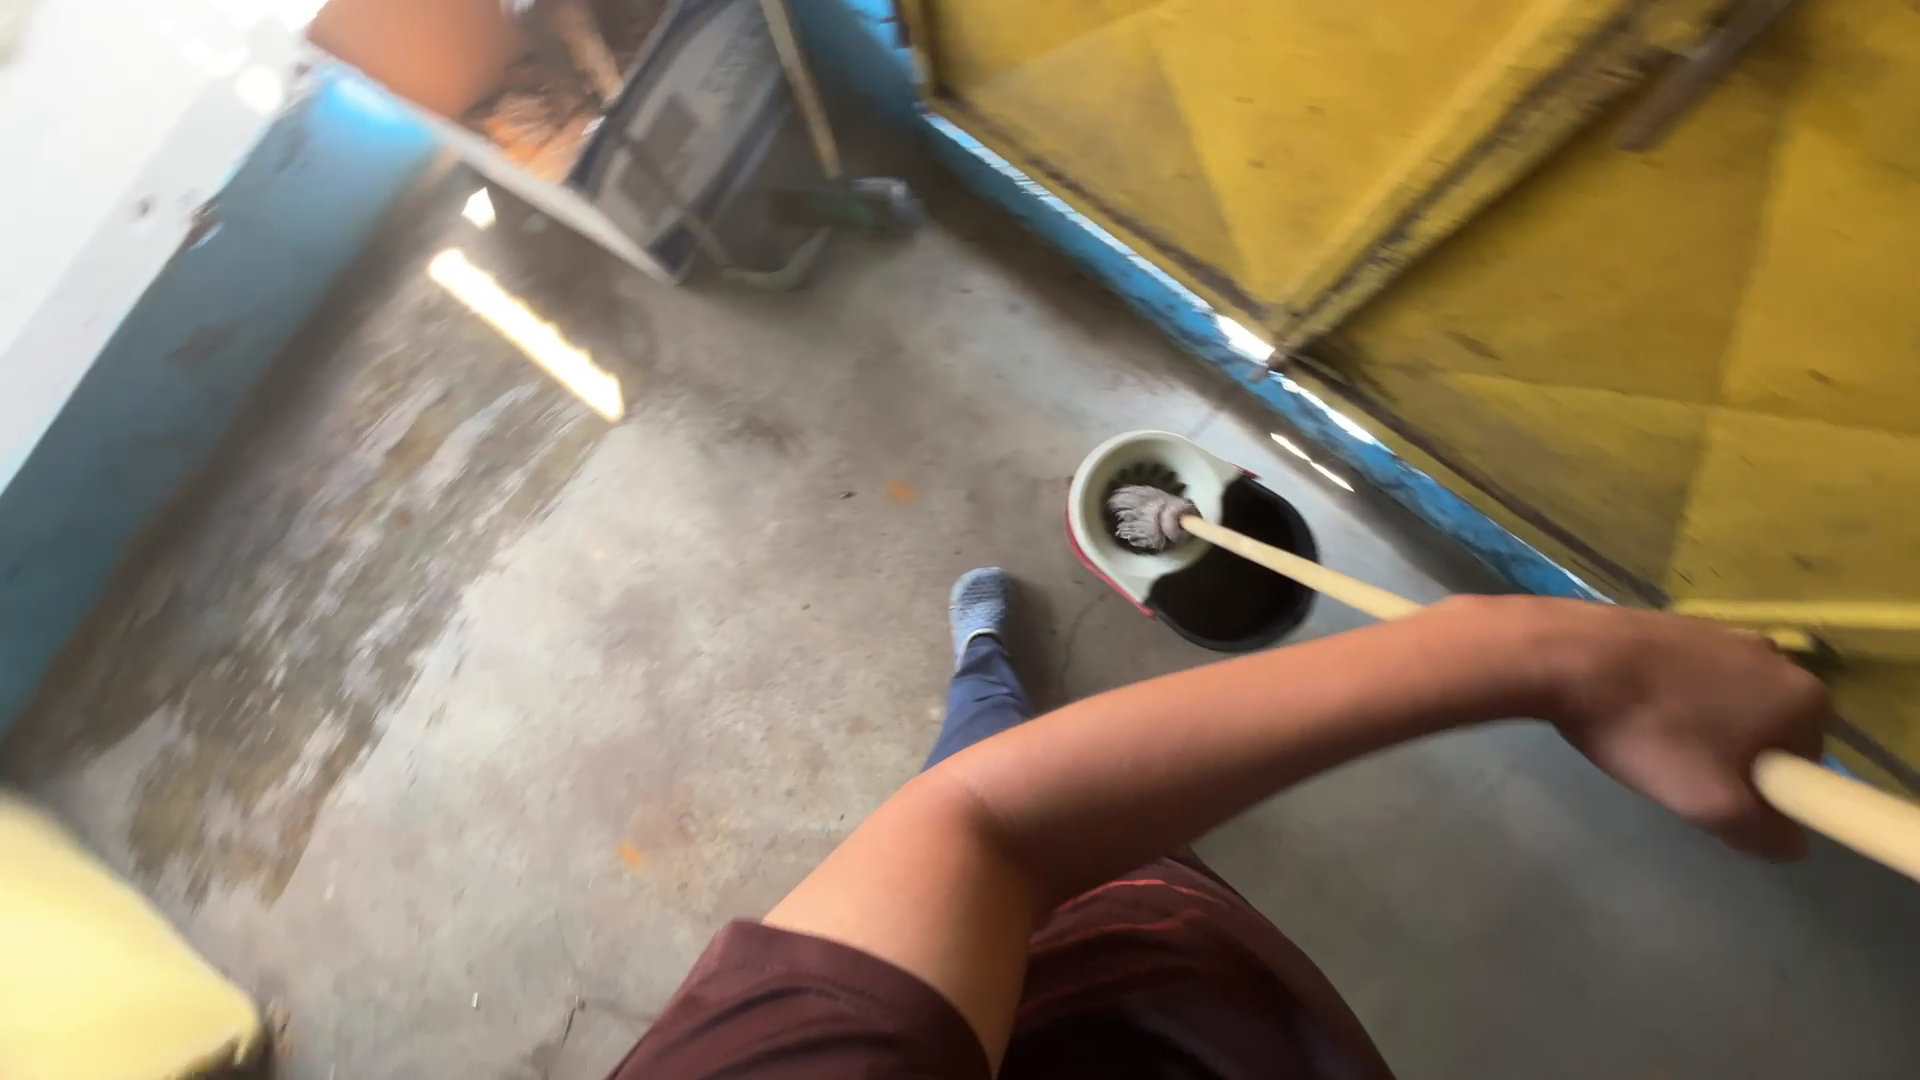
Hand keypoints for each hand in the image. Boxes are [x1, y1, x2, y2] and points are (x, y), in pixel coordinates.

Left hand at [1517, 599, 1832, 859]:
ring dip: (1671, 721)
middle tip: (1657, 758)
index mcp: (1804, 694)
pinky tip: (1603, 698)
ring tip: (1624, 728)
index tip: (1698, 782)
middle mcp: (1764, 652)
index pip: (1797, 763)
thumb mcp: (1714, 806)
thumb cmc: (1643, 729)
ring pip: (1700, 699)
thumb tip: (1784, 838)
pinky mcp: (1650, 619)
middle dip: (1711, 750)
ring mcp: (1703, 628)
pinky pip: (1657, 673)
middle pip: (1748, 727)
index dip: (1751, 785)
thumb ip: (1767, 835)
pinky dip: (1637, 691)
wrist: (1554, 655)